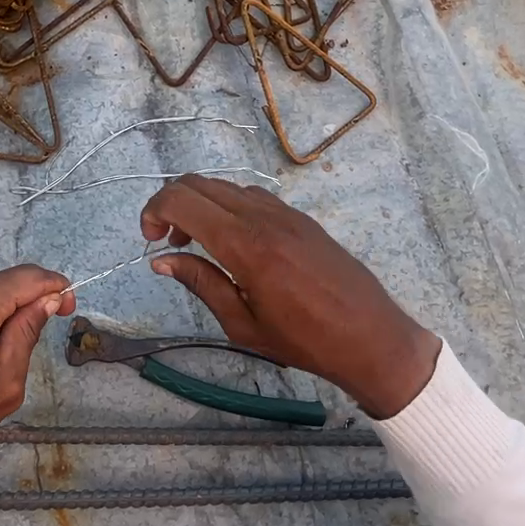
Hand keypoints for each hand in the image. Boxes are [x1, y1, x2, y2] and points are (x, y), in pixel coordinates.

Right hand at [140, 175, 439, 418]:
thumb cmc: (304, 342)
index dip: (154, 211)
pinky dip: (225, 207)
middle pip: (197, 183)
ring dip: (198, 204)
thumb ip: (200, 283)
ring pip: (223, 186)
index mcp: (245, 246)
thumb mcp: (241, 324)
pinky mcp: (300, 217)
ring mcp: (284, 212)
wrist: (374, 339)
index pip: (181, 200)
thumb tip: (161, 259)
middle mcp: (263, 217)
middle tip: (166, 241)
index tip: (151, 240)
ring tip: (196, 245)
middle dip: (169, 204)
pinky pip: (250, 195)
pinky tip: (230, 241)